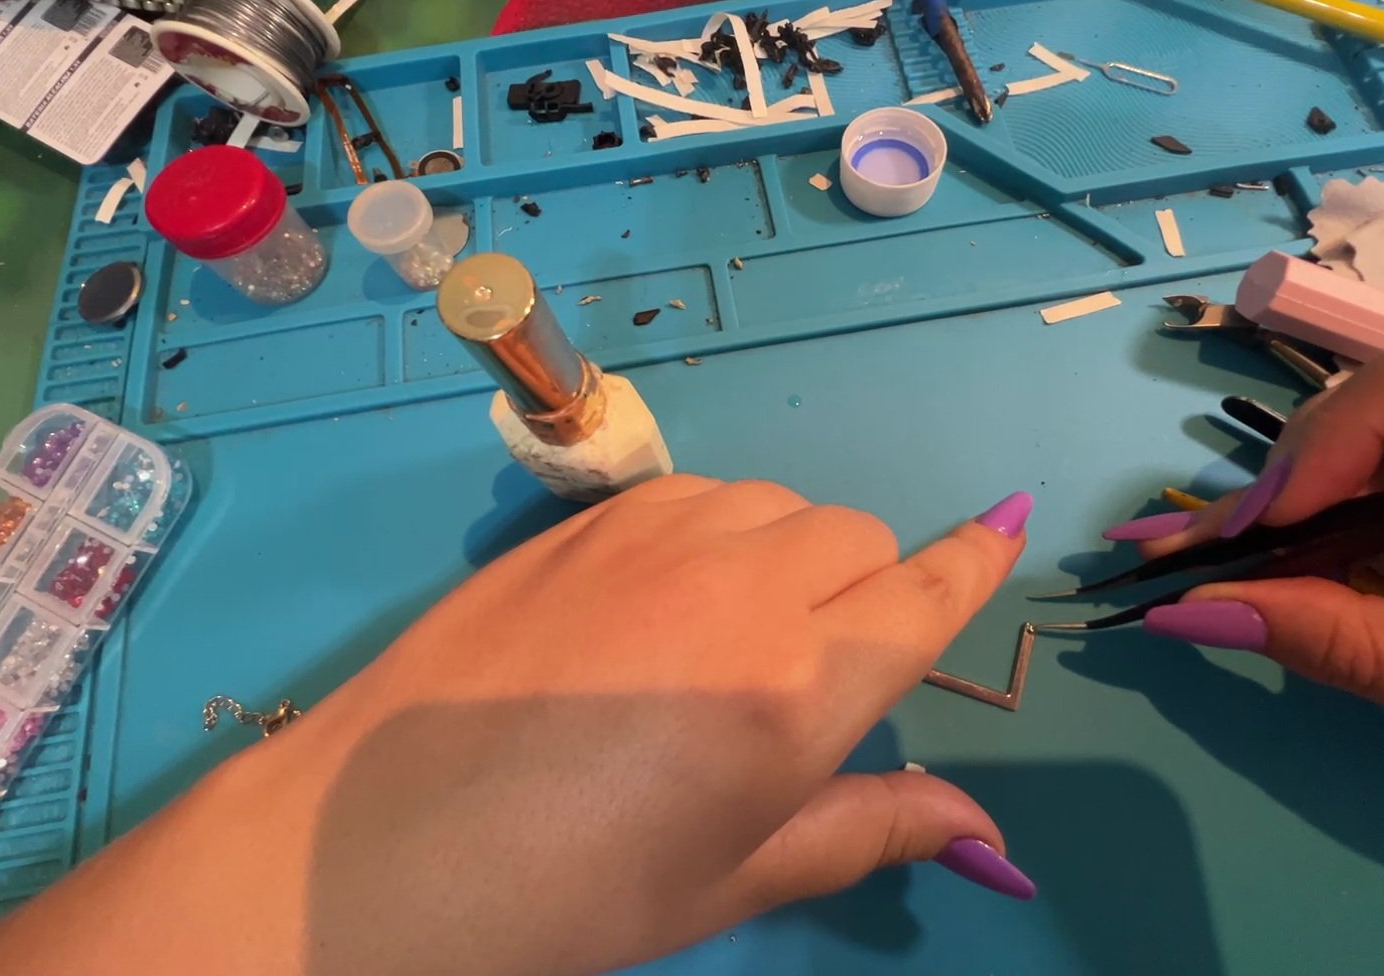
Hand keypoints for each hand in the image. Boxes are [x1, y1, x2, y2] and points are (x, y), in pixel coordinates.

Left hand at [0, 478, 1033, 975]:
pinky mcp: (596, 510)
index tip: (1004, 526)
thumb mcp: (736, 874)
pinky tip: (660, 592)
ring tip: (723, 628)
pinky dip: (719, 530)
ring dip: (788, 552)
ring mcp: (665, 529)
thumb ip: (870, 825)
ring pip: (780, 504)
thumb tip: (986, 831)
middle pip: (858, 534)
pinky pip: (704, 493)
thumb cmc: (576, 889)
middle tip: (804, 660)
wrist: (379, 841)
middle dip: (863, 585)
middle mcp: (747, 580)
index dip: (971, 562)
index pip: (923, 592)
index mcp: (798, 682)